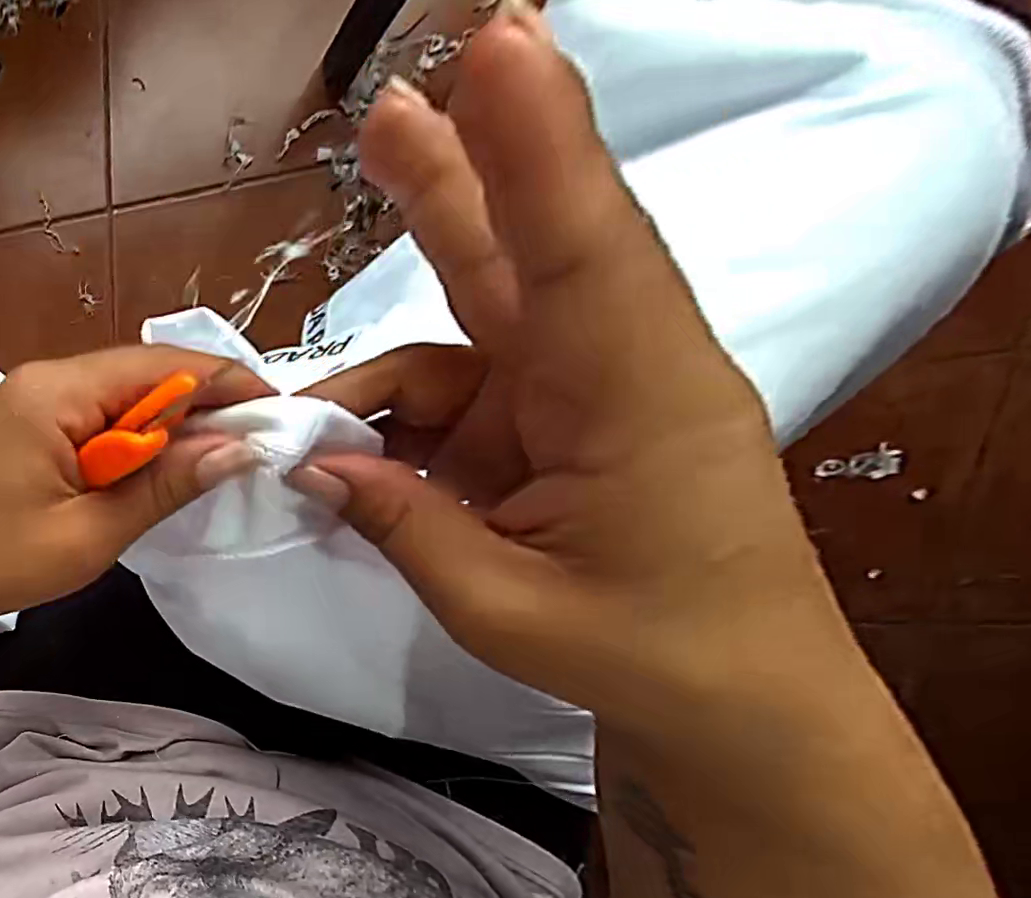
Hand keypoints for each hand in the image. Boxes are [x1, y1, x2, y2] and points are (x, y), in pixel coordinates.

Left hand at [0, 346, 269, 635]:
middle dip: (205, 401)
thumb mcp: (95, 530)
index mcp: (54, 393)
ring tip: (224, 450)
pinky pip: (107, 413)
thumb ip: (168, 483)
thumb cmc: (4, 562)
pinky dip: (144, 434)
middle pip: (146, 372)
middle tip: (257, 436)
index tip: (275, 408)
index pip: (159, 368)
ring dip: (177, 421)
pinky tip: (169, 459)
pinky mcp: (39, 420)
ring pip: (130, 393)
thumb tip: (240, 448)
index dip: (223, 383)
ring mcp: (39, 396)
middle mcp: (46, 377)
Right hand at [297, 13, 857, 729]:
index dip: (534, 150)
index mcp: (635, 400)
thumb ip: (403, 525)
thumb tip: (312, 463)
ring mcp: (565, 397)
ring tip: (301, 409)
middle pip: (520, 257)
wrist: (729, 699)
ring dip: (376, 363)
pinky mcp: (539, 427)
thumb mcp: (501, 605)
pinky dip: (387, 423)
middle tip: (390, 114)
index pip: (580, 254)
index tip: (497, 51)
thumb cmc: (642, 654)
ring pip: (462, 334)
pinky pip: (446, 401)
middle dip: (452, 185)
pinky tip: (342, 453)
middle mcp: (604, 373)